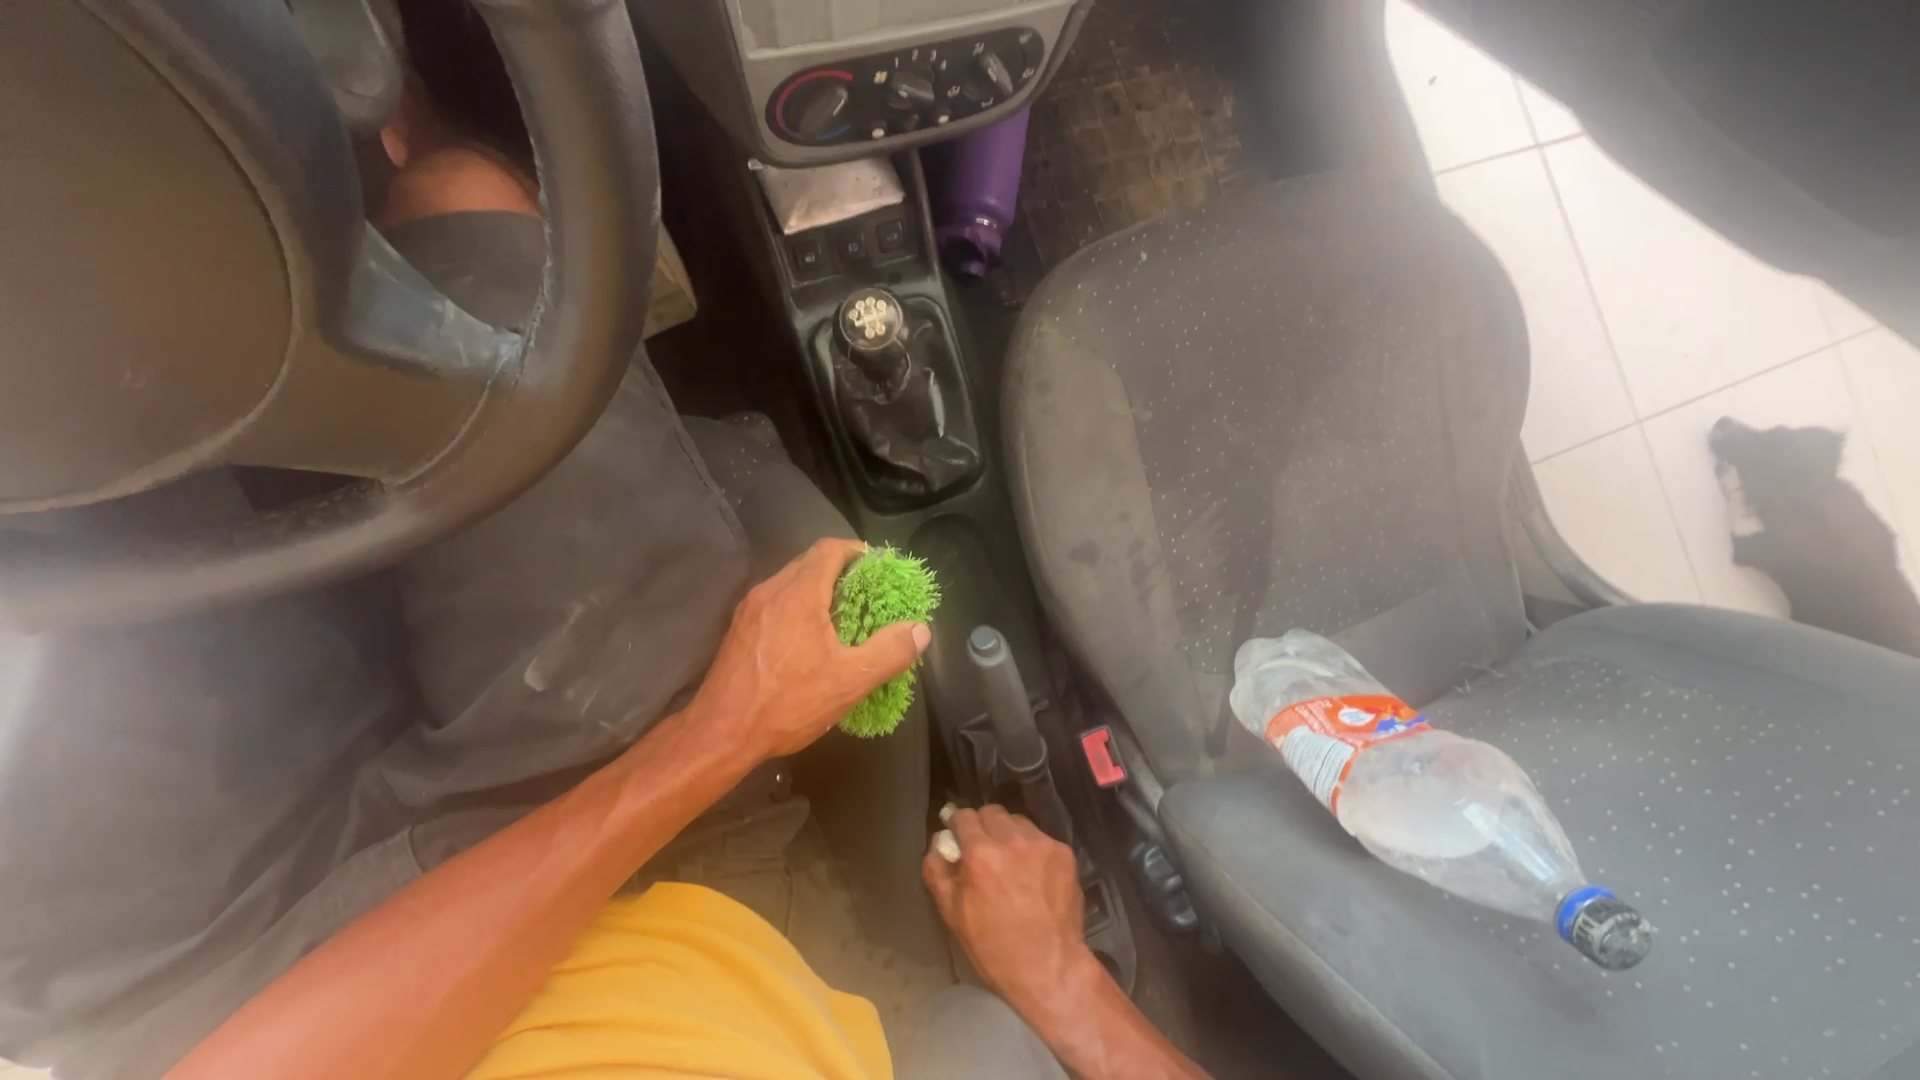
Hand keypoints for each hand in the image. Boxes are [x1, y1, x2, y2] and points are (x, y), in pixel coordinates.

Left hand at [690, 538, 929, 762]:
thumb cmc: (787, 703)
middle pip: (810, 562)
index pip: (829, 549)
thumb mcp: (849, 681)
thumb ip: (889, 652)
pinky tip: (811, 637)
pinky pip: (776, 601)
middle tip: (869, 593)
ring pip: (790, 581)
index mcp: (799, 593)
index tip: (879, 567)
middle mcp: (771, 591)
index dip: (857, 551)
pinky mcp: (739, 629)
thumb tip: (920, 630)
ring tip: (845, 616)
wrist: (721, 733)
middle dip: (841, 570)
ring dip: (819, 588)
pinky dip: (799, 605)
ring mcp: (751, 609)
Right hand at [922, 806, 1091, 1010]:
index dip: (958, 825)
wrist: (1050, 968)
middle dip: (983, 826)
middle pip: (991, 812)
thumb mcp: (952, 914)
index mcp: (980, 853)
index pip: (963, 816)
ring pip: (1018, 822)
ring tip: (1011, 863)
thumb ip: (938, 871)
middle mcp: (1011, 840)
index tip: (958, 838)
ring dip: (1009, 835)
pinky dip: (1032, 849)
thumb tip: (939, 841)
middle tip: (984, 851)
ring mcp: (1042, 844)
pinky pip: (1040, 838)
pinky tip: (1033, 874)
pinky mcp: (1064, 852)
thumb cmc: (993, 947)